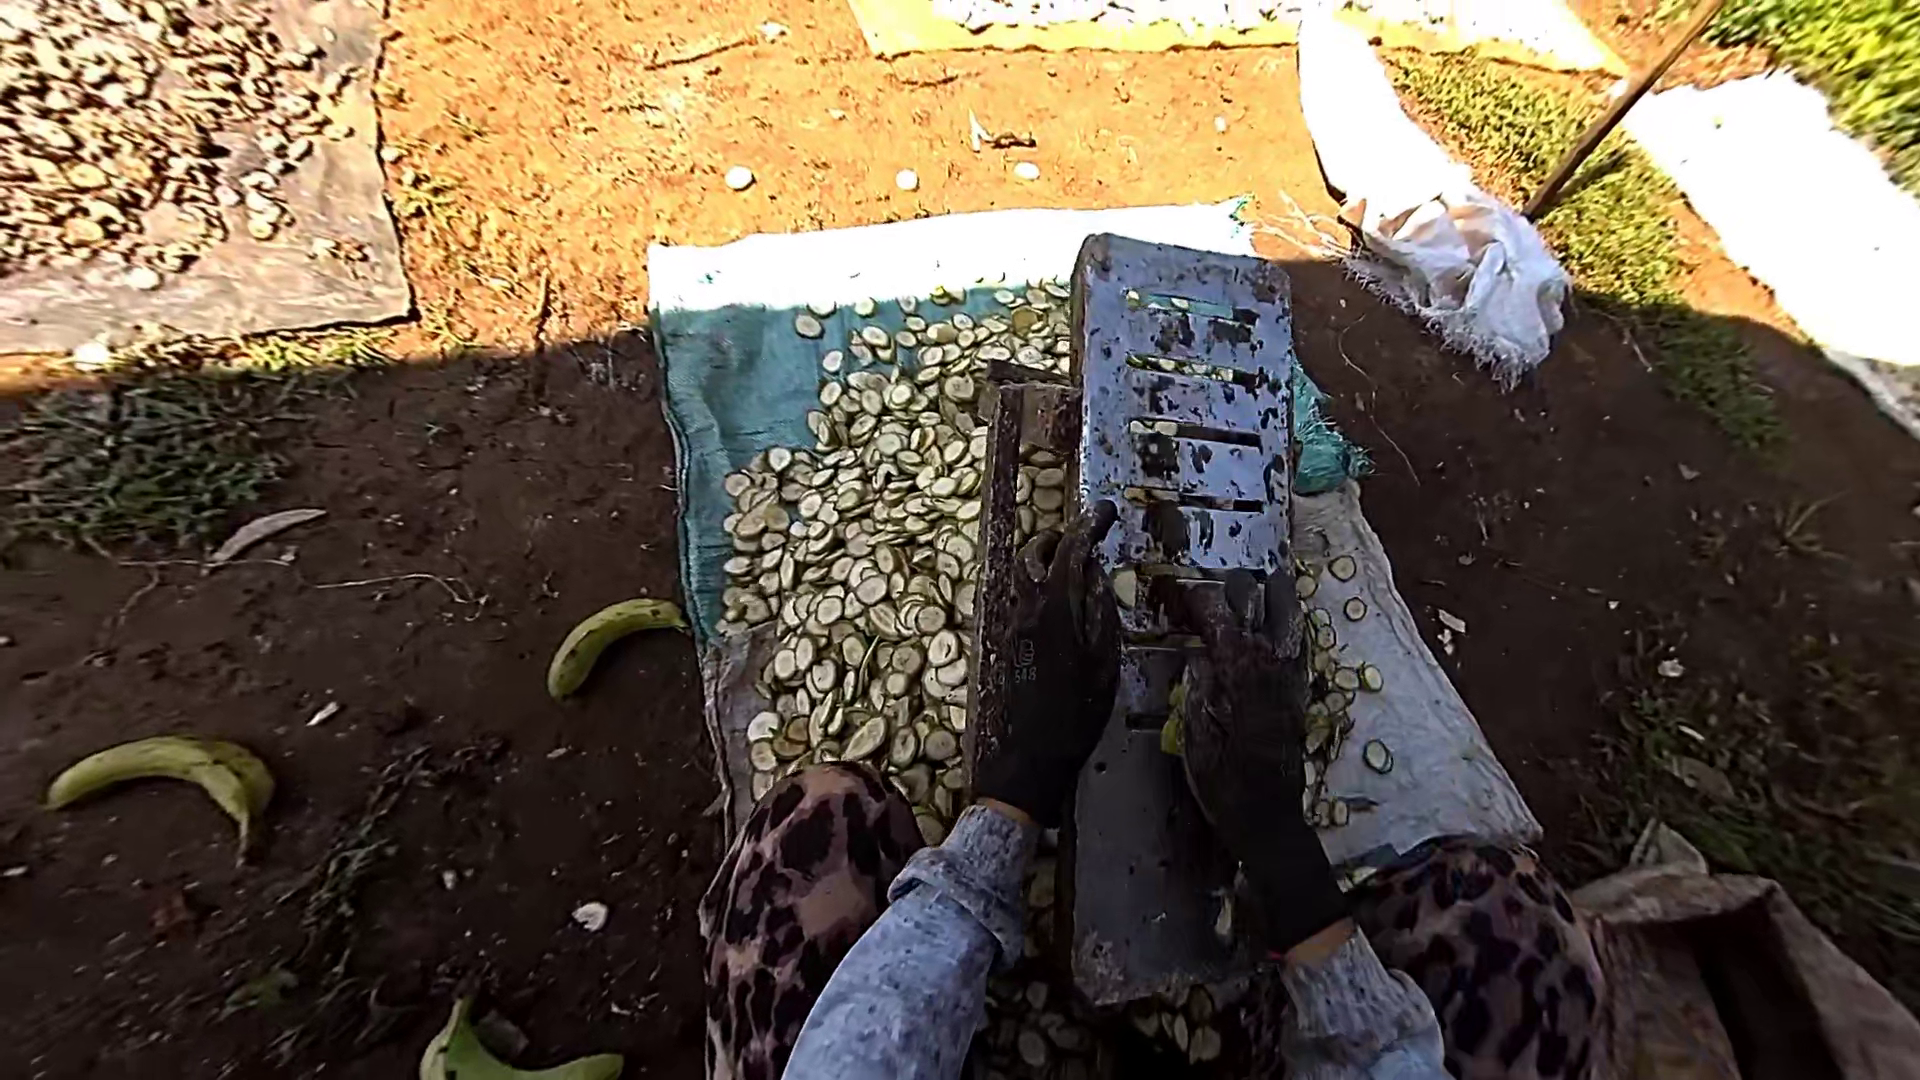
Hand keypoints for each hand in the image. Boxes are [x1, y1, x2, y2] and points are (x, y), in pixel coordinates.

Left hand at [975, 500, 1120, 828]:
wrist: (1033, 750)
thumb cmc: (1077, 712)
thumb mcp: (1104, 662)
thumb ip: (1100, 611)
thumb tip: (1096, 573)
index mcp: (1057, 611)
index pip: (1070, 552)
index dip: (1088, 526)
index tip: (1105, 511)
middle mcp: (1028, 609)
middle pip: (1033, 555)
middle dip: (1056, 537)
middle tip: (1082, 538)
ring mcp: (1014, 623)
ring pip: (1023, 574)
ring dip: (1045, 558)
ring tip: (1074, 565)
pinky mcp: (1008, 636)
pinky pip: (1021, 595)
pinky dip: (1039, 582)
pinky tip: (1060, 599)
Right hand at [1179, 577, 1346, 954]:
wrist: (1269, 819)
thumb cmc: (1223, 782)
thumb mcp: (1196, 739)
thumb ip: (1198, 692)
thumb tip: (1197, 654)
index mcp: (1241, 680)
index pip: (1222, 626)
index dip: (1203, 603)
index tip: (1185, 588)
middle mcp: (1271, 674)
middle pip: (1261, 618)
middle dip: (1244, 591)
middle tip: (1227, 574)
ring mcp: (1290, 684)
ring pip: (1288, 629)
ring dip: (1277, 602)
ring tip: (1271, 577)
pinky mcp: (1299, 697)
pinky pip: (1299, 652)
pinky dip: (1293, 630)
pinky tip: (1288, 624)